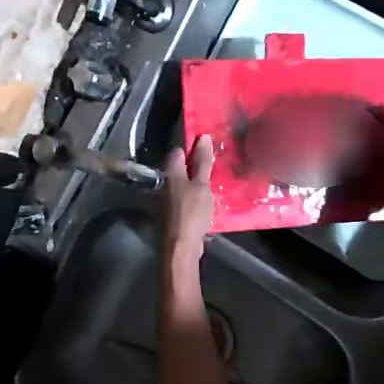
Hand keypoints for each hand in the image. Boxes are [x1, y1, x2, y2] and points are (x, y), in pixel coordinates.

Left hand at [163, 135, 215, 265]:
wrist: (181, 247)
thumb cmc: (192, 213)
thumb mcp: (202, 185)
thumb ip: (203, 162)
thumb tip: (203, 136)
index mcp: (171, 174)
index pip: (178, 152)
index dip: (192, 147)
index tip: (208, 148)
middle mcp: (166, 185)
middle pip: (180, 169)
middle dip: (196, 166)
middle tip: (216, 165)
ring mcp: (168, 201)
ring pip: (184, 185)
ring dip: (197, 183)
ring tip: (216, 182)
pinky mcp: (174, 215)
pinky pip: (187, 200)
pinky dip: (196, 198)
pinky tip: (209, 202)